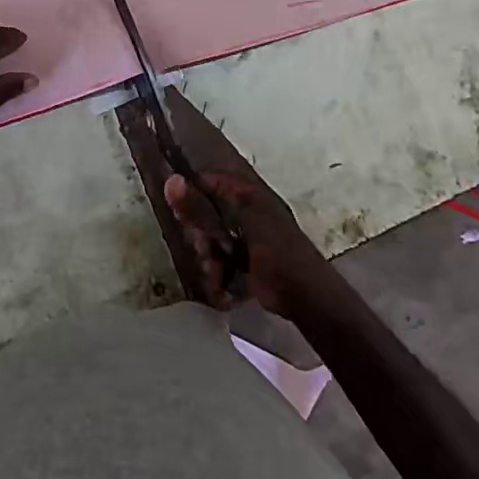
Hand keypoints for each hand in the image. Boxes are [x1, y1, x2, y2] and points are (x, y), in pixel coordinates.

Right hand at [153, 90, 333, 316]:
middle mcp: (247, 214)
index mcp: (251, 196)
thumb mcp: (242, 222)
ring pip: (212, 241)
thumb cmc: (279, 252)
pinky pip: (220, 262)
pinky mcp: (244, 265)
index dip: (194, 187)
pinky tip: (221, 285)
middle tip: (203, 247)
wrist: (307, 298)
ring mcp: (246, 240)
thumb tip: (171, 180)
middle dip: (202, 233)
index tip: (177, 201)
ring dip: (209, 257)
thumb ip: (204, 205)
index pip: (213, 181)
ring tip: (215, 271)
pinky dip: (218, 273)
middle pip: (209, 214)